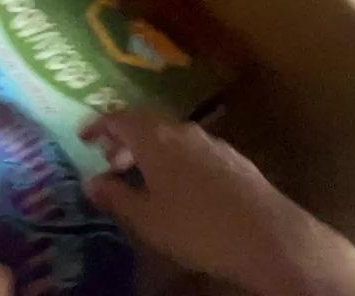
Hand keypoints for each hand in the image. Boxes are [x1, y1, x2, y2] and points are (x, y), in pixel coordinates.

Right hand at [80, 111, 354, 295]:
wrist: (271, 238)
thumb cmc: (198, 227)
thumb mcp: (147, 219)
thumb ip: (115, 196)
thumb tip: (90, 181)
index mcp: (153, 137)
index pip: (116, 118)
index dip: (97, 126)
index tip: (83, 138)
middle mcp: (179, 129)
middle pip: (143, 123)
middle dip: (123, 139)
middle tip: (111, 162)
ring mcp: (210, 142)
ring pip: (169, 136)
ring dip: (150, 150)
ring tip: (144, 176)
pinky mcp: (233, 159)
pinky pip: (192, 149)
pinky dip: (175, 158)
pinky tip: (181, 186)